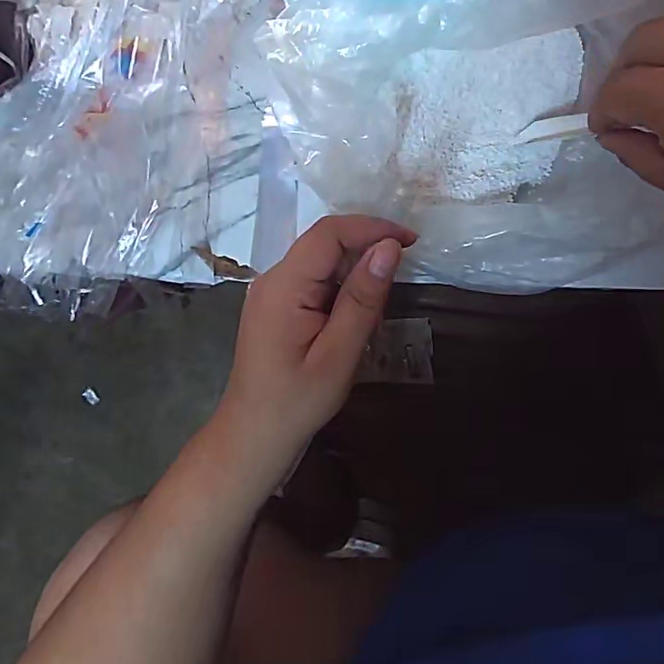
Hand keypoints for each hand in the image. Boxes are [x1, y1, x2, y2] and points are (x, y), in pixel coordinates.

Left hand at [212, 215, 414, 480]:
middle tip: (403, 271)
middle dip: (367, 245)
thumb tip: (390, 248)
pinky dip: (342, 283)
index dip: (372, 227)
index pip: (329, 233)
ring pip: (321, 257)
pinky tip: (356, 310)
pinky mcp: (277, 301)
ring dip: (356, 266)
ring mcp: (272, 288)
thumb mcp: (339, 354)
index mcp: (283, 285)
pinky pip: (314, 275)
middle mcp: (273, 277)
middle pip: (324, 240)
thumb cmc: (297, 402)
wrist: (254, 436)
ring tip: (380, 301)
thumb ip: (363, 297)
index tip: (410, 241)